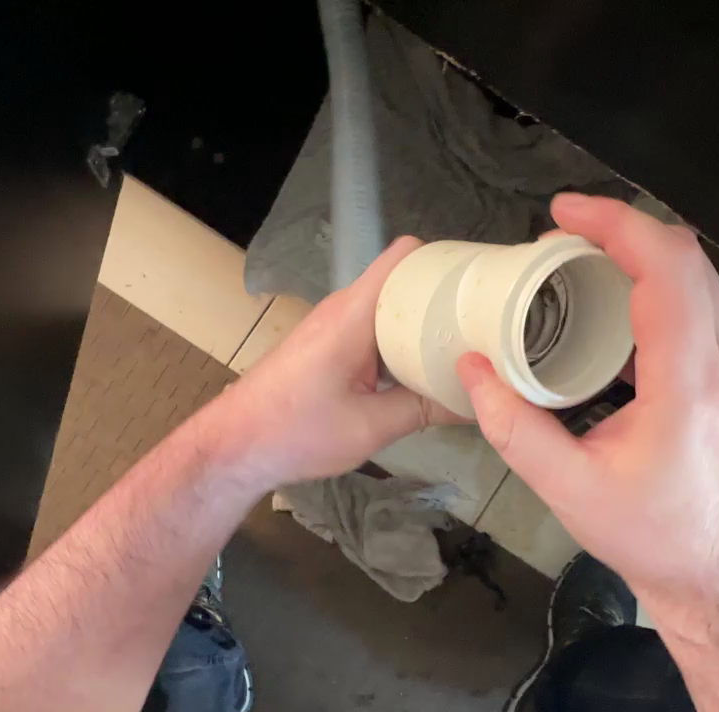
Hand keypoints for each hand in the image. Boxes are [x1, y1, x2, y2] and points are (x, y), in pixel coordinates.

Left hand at [211, 236, 458, 489]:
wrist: (235, 447)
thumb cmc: (296, 432)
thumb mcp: (371, 428)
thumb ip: (425, 409)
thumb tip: (476, 402)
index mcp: (355, 314)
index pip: (405, 256)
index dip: (445, 262)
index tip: (480, 287)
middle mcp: (344, 309)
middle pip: (403, 283)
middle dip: (443, 300)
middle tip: (482, 326)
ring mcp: (333, 327)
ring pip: (389, 311)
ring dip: (421, 327)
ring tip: (461, 349)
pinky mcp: (327, 347)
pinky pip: (374, 332)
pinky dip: (399, 345)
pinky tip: (420, 372)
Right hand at [456, 194, 718, 616]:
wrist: (709, 570)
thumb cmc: (646, 534)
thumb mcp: (567, 488)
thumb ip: (514, 428)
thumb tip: (471, 369)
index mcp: (688, 382)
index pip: (665, 270)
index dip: (615, 225)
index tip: (560, 213)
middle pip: (686, 258)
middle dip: (621, 230)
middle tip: (557, 238)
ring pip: (695, 278)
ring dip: (636, 255)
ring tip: (575, 263)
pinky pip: (692, 306)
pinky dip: (649, 286)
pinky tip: (605, 306)